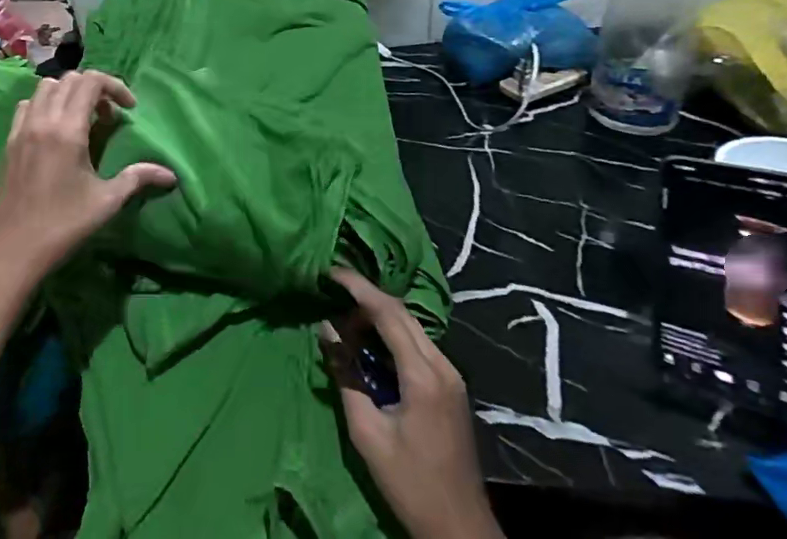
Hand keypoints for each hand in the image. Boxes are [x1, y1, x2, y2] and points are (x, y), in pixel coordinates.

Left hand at [0, 72, 175, 292]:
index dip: (115, 86)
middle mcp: (42, 121)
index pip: (90, 82)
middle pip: (69, 80)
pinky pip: (27, 107)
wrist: (11, 251)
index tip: (129, 109)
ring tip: (83, 120)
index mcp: (67, 130)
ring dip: (68, 94)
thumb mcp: (106, 201)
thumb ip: (137, 178)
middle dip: (95, 89)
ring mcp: (21, 130)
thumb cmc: (63, 225)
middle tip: (109, 116)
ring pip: (45, 88)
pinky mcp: (8, 143)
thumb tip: (170, 175)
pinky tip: (55, 132)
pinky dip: (45, 106)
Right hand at [322, 268, 502, 538]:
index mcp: (423, 374)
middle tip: (333, 290)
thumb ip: (347, 377)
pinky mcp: (452, 384)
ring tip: (345, 317)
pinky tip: (371, 342)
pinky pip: (419, 344)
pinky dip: (393, 334)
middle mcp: (443, 364)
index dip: (358, 288)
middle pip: (403, 313)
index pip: (388, 313)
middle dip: (367, 296)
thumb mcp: (367, 433)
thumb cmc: (409, 482)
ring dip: (380, 315)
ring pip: (412, 325)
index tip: (331, 272)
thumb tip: (327, 330)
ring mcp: (452, 373)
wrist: (459, 525)